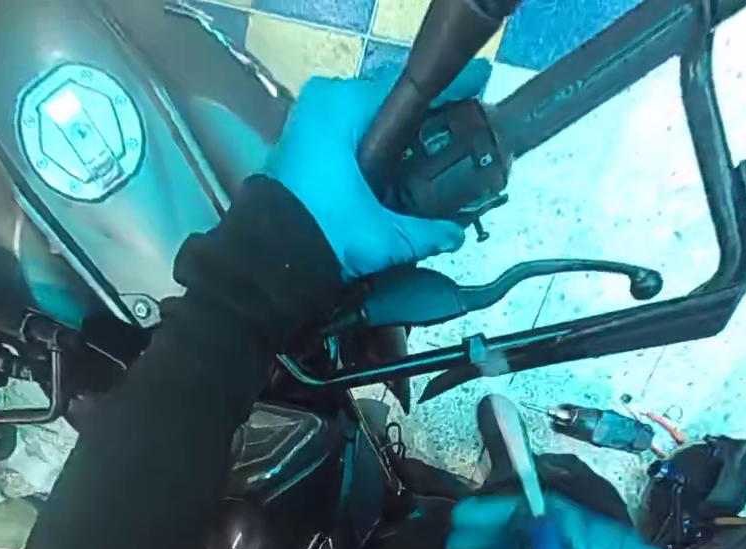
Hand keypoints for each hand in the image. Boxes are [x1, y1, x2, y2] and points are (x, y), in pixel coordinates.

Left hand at [265, 59, 490, 279]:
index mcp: (341, 106)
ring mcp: (303, 127)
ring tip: (425, 150)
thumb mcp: (378, 234)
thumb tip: (454, 235)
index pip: (405, 88)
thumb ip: (421, 232)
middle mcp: (320, 106)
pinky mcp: (295, 152)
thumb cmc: (322, 235)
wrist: (267, 267)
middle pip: (384, 107)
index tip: (478, 86)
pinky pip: (341, 141)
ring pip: (361, 125)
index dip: (445, 91)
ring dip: (390, 139)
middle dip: (416, 120)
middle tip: (453, 128)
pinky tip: (386, 169)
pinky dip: (364, 152)